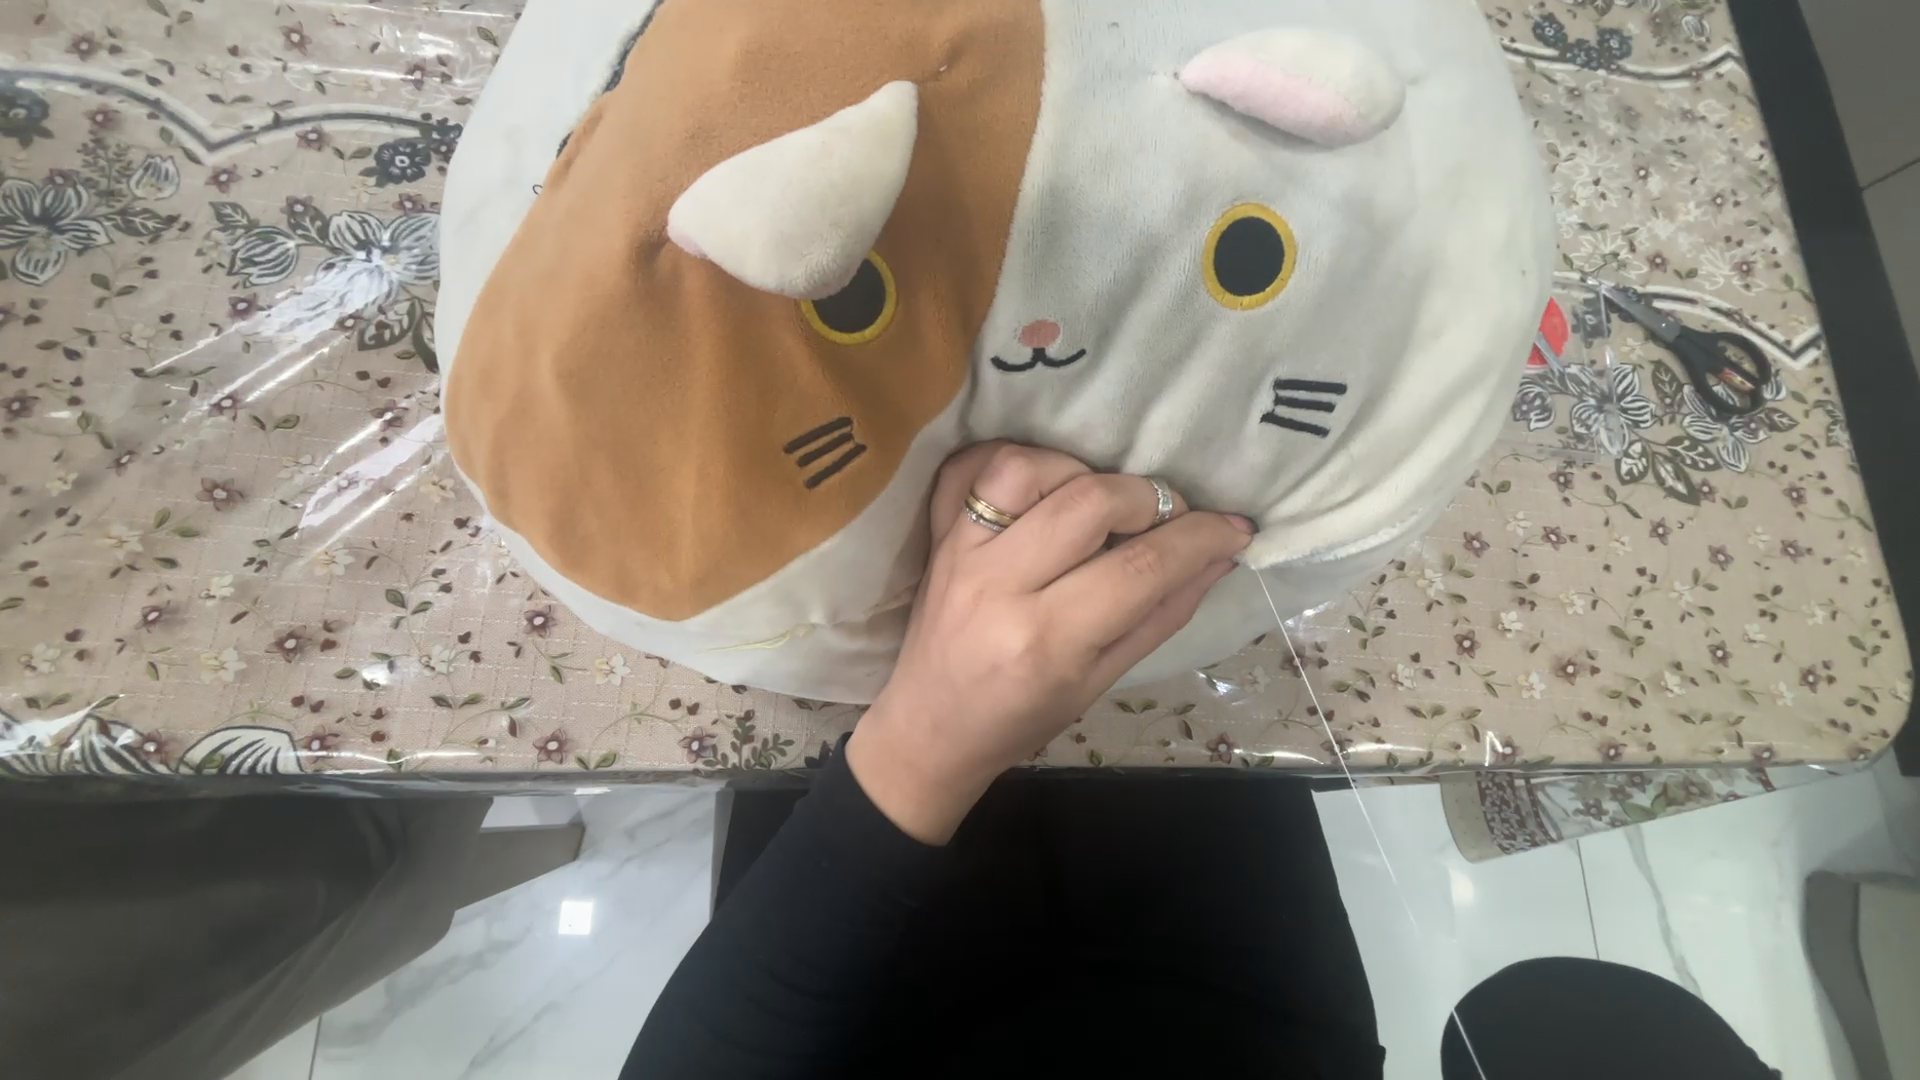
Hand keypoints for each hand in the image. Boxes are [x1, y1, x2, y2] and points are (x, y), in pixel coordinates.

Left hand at [845, 442, 1253, 842]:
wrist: (931, 729)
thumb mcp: (1102, 682)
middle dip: (1148, 499)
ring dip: (1079, 473)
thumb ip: (1162, 615)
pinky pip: (966, 468)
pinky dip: (1010, 460)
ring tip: (1098, 503)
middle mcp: (999, 586)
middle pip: (1089, 502)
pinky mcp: (936, 536)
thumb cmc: (1021, 719)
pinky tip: (1041, 483)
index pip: (1141, 567)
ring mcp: (959, 554)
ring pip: (1026, 468)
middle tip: (1164, 521)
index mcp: (1046, 641)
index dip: (1199, 538)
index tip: (1232, 527)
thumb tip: (1220, 556)